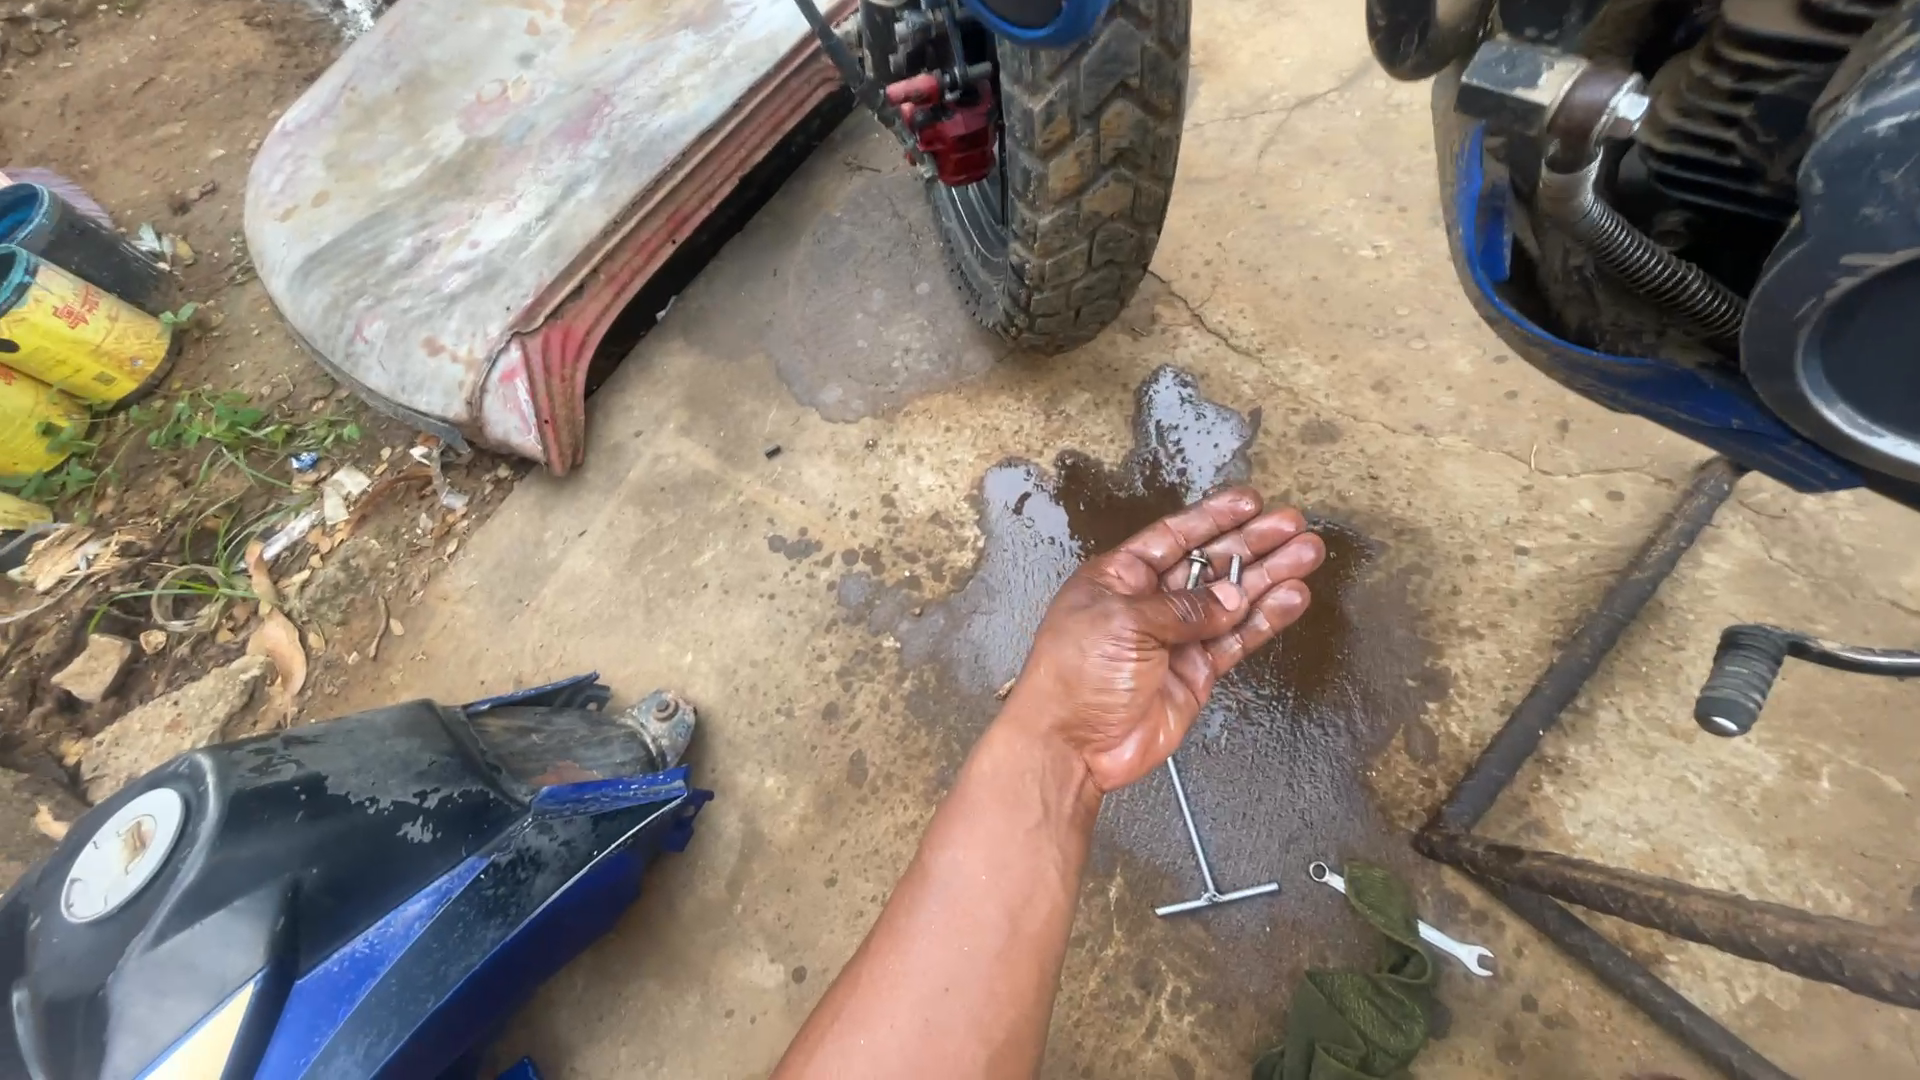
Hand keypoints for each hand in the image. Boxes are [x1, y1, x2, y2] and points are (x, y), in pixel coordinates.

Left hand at [1001, 486, 1324, 793]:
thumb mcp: (1122, 622)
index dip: (1212, 518)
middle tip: (1291, 525)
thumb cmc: (1072, 675)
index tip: (1249, 502)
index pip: (1172, 536)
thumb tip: (1229, 597)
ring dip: (1268, 576)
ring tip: (1307, 554)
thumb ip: (1181, 607)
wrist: (1072, 743)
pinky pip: (1235, 639)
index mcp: (1118, 578)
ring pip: (1229, 600)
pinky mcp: (1193, 672)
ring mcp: (1173, 638)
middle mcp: (1147, 603)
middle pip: (1208, 563)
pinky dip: (1264, 619)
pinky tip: (1291, 598)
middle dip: (1250, 543)